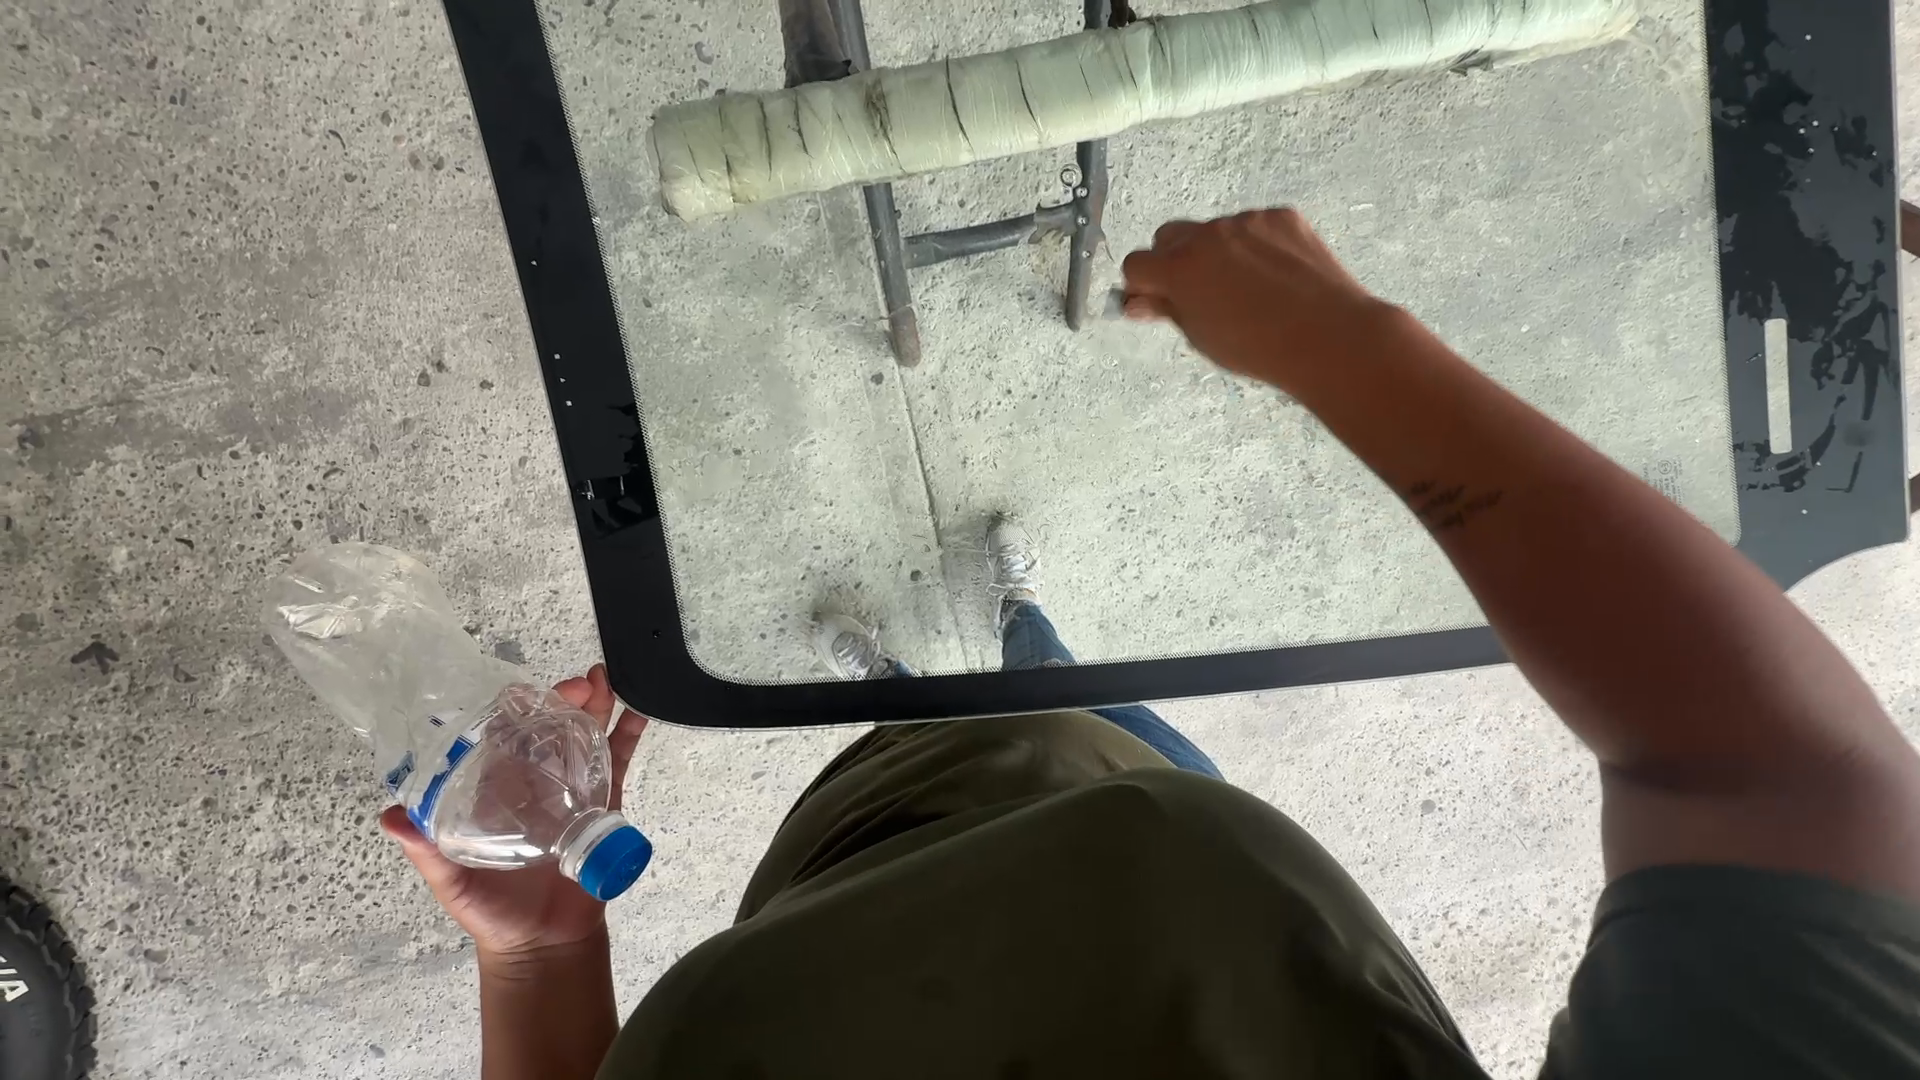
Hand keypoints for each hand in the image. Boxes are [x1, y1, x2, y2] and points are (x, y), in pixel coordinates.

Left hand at [381, 663, 648, 960]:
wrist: (544, 942)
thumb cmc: (493, 910)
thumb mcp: (452, 881)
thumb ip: (429, 849)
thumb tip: (391, 814)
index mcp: (500, 789)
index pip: (508, 736)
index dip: (518, 708)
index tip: (527, 691)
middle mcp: (538, 780)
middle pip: (555, 726)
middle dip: (568, 697)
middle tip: (582, 682)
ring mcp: (575, 787)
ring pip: (589, 735)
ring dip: (600, 704)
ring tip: (607, 680)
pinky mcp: (607, 802)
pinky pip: (619, 762)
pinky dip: (630, 735)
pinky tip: (640, 712)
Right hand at [1120, 208, 1399, 389]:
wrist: (1325, 335)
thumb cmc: (1254, 347)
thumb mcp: (1198, 335)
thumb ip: (1165, 310)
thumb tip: (1136, 302)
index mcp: (1180, 268)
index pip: (1135, 263)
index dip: (1140, 284)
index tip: (1154, 301)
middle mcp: (1208, 234)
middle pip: (1168, 236)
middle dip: (1171, 260)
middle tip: (1194, 293)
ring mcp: (1247, 221)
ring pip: (1213, 231)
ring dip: (1214, 253)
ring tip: (1243, 289)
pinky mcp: (1281, 217)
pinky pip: (1252, 226)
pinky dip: (1252, 246)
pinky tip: (1271, 277)